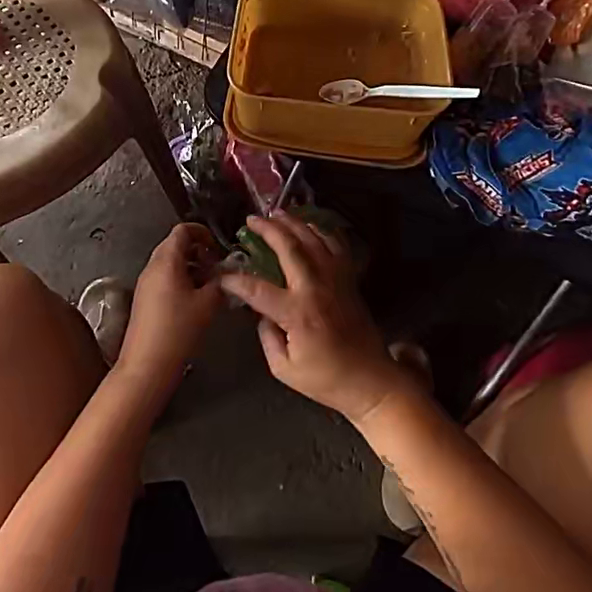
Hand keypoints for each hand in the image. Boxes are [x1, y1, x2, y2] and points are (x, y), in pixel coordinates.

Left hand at [118, 223, 223, 377]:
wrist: (146, 365)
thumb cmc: (178, 330)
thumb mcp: (209, 303)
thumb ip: (222, 281)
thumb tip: (229, 272)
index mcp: (166, 262)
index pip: (182, 230)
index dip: (203, 232)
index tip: (219, 247)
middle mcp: (152, 267)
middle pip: (175, 245)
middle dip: (199, 251)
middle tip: (218, 266)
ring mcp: (146, 284)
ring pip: (171, 262)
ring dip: (192, 266)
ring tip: (211, 284)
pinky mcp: (145, 299)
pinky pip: (165, 278)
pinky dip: (182, 279)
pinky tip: (196, 299)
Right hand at [221, 213, 411, 422]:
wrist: (369, 377)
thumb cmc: (325, 379)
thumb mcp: (283, 368)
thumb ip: (267, 336)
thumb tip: (262, 314)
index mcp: (296, 312)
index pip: (256, 288)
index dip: (234, 279)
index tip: (221, 275)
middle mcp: (316, 287)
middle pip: (289, 247)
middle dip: (268, 230)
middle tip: (251, 220)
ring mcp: (336, 278)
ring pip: (314, 239)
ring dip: (294, 222)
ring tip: (277, 213)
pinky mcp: (349, 278)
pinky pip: (336, 245)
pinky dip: (322, 230)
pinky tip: (311, 225)